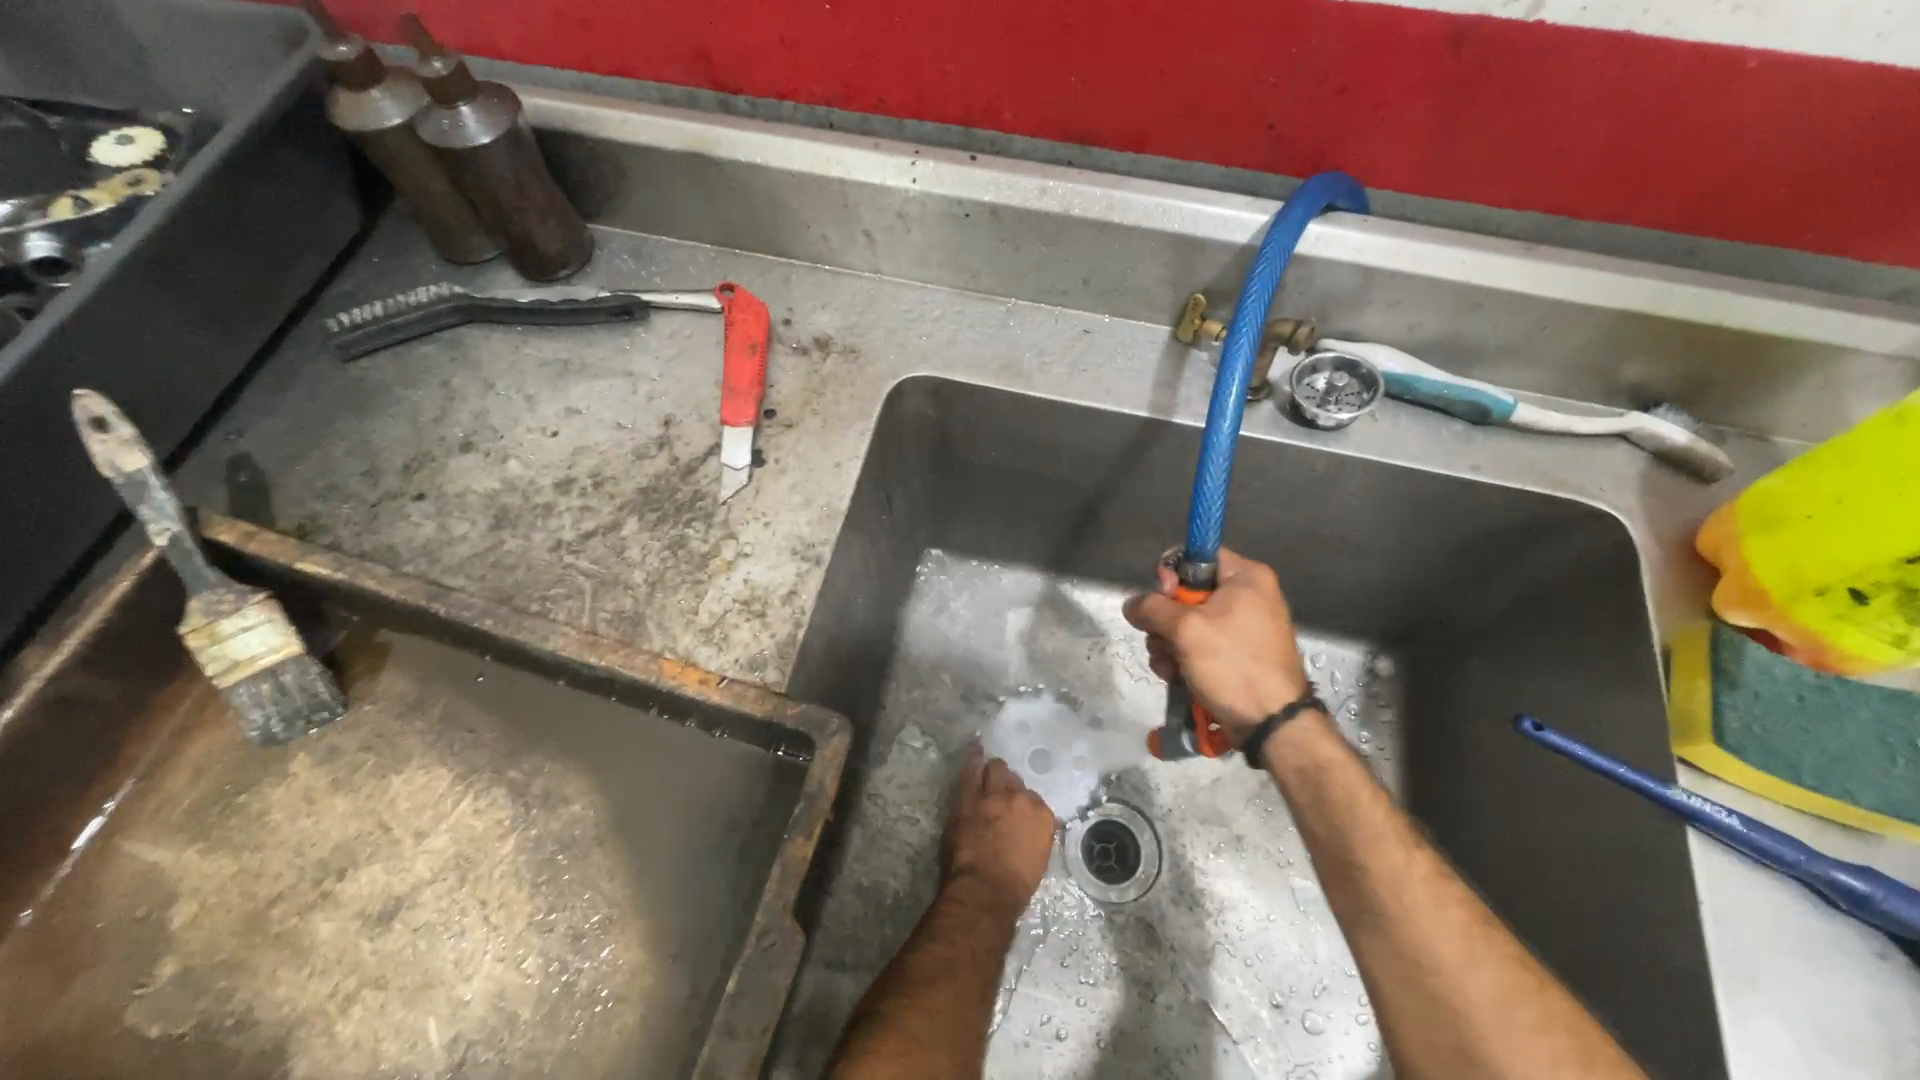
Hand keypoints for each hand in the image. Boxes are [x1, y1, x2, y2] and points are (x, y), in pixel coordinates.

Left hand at [941, 745, 1055, 916]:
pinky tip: (974, 749)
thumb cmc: (1014, 886)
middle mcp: (1021, 799)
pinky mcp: (968, 796)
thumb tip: (1021, 830)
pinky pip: (971, 770)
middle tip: (999, 794)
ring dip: (992, 770)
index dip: (1021, 805)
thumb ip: (1031, 836)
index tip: (1014, 812)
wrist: (984, 890)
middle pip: (1015, 780)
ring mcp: (993, 795)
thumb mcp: (1036, 860)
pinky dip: (973, 759)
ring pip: (995, 769)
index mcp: (1043, 817)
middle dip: (1008, 784)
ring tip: (987, 768)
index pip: (1033, 800)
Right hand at [1122, 547, 1310, 744]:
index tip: (1161, 597)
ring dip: (1168, 646)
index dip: (1171, 575)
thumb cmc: (1233, 664)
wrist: (1271, 722)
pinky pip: (1200, 647)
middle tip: (1161, 641)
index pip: (1197, 556)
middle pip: (1187, 594)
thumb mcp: (1186, 630)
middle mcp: (1248, 597)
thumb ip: (1152, 608)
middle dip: (1165, 622)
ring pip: (1188, 625)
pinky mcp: (1237, 656)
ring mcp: (1243, 629)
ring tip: (1169, 668)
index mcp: (1246, 577)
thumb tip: (1131, 604)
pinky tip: (1176, 678)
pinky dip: (1183, 660)